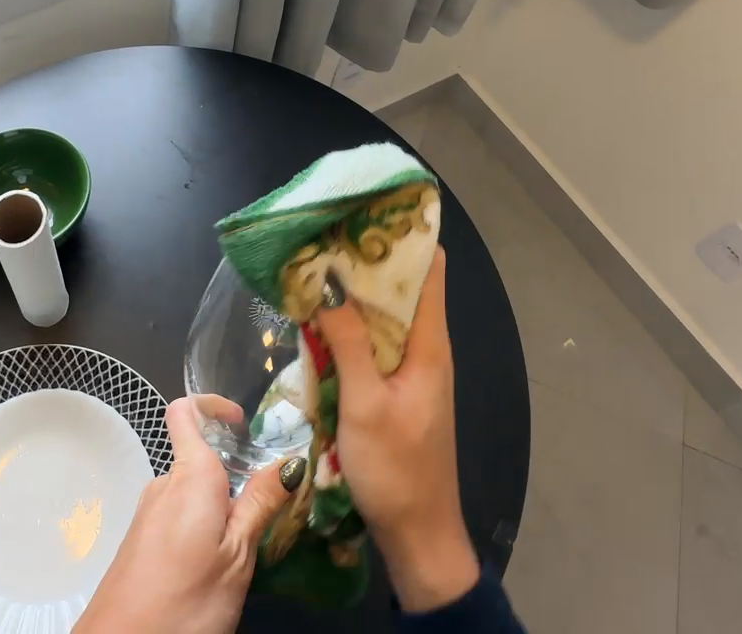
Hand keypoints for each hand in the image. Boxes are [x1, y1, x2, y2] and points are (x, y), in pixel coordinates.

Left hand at [76, 396, 295, 633]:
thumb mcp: (237, 555)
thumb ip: (260, 503)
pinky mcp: (141, 538)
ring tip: (249, 538)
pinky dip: (202, 522)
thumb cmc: (186, 601)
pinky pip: (178, 512)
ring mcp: (149, 511)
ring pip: (191, 489)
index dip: (213, 404)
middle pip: (198, 456)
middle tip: (267, 501)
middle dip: (232, 471)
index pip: (185, 411)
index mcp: (190, 476)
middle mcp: (165, 483)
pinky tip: (217, 559)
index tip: (242, 423)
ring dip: (220, 502)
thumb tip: (291, 460)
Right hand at [314, 246, 478, 610]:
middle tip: (322, 229)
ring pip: (383, 312)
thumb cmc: (397, 469)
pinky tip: (317, 316)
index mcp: (428, 342)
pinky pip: (371, 340)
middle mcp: (423, 346)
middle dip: (365, 255)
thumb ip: (347, 339)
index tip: (364, 206)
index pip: (428, 268)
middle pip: (401, 284)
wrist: (418, 535)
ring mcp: (409, 367)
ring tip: (313, 260)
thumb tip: (327, 277)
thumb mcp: (365, 402)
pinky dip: (348, 322)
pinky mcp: (392, 386)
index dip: (403, 233)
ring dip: (352, 289)